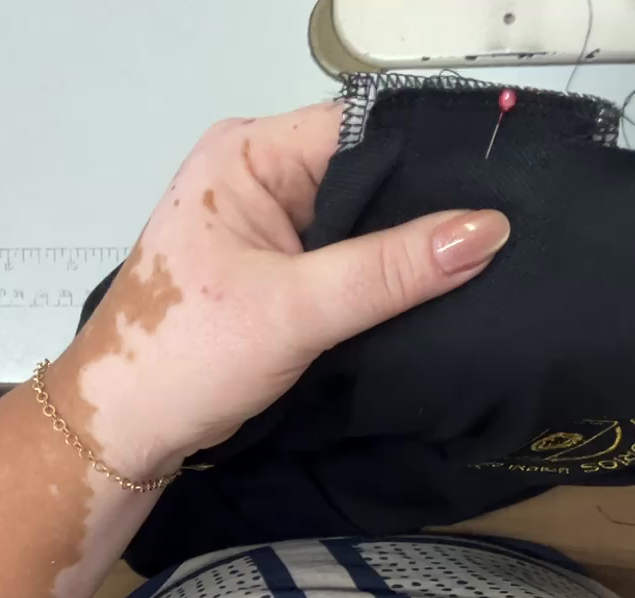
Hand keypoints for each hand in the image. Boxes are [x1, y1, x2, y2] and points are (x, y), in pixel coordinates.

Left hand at [44, 103, 509, 481]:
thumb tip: (488, 231)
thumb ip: (387, 271)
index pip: (359, 131)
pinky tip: (435, 296)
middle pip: (365, 177)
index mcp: (247, 155)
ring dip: (408, 253)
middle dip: (427, 210)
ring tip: (485, 267)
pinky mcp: (278, 277)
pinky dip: (382, 284)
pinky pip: (345, 267)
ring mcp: (269, 230)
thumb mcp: (293, 310)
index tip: (501, 191)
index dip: (430, 159)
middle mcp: (259, 178)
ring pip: (360, 227)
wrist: (130, 428)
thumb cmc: (187, 358)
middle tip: (505, 237)